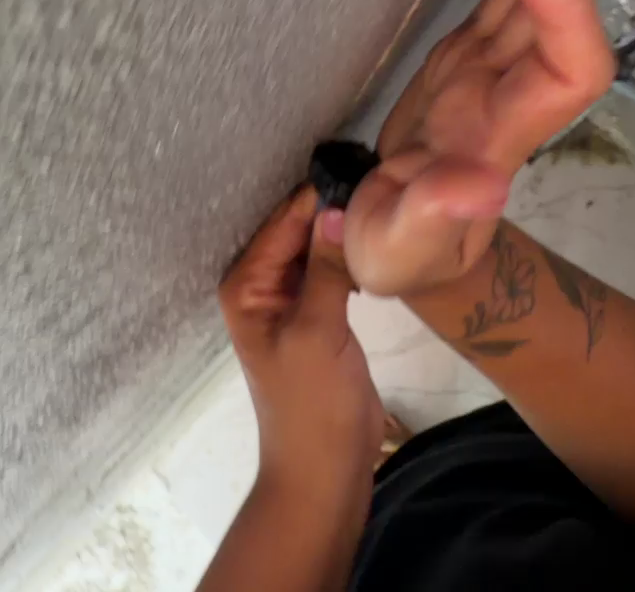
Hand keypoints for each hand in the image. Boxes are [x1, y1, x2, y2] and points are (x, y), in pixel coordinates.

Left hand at [219, 189, 383, 500]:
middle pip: (298, 230)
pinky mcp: (317, 311)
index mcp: (247, 283)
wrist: (325, 468)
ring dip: (343, 228)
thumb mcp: (317, 331)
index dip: (318, 196)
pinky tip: (379, 239)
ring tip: (387, 199)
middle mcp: (262, 283)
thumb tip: (335, 207)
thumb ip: (324, 269)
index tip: (362, 167)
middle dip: (332, 207)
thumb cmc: (311, 403)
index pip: (284, 222)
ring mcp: (290, 297)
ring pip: (316, 246)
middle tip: (384, 178)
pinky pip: (330, 268)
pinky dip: (349, 254)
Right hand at [345, 0, 618, 296]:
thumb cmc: (400, 254)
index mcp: (502, 135)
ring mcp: (497, 68)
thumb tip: (480, 184)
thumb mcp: (395, 251)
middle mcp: (515, 91)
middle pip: (563, 9)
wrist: (407, 238)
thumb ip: (430, 221)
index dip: (557, 6)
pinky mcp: (474, 55)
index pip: (562, 67)